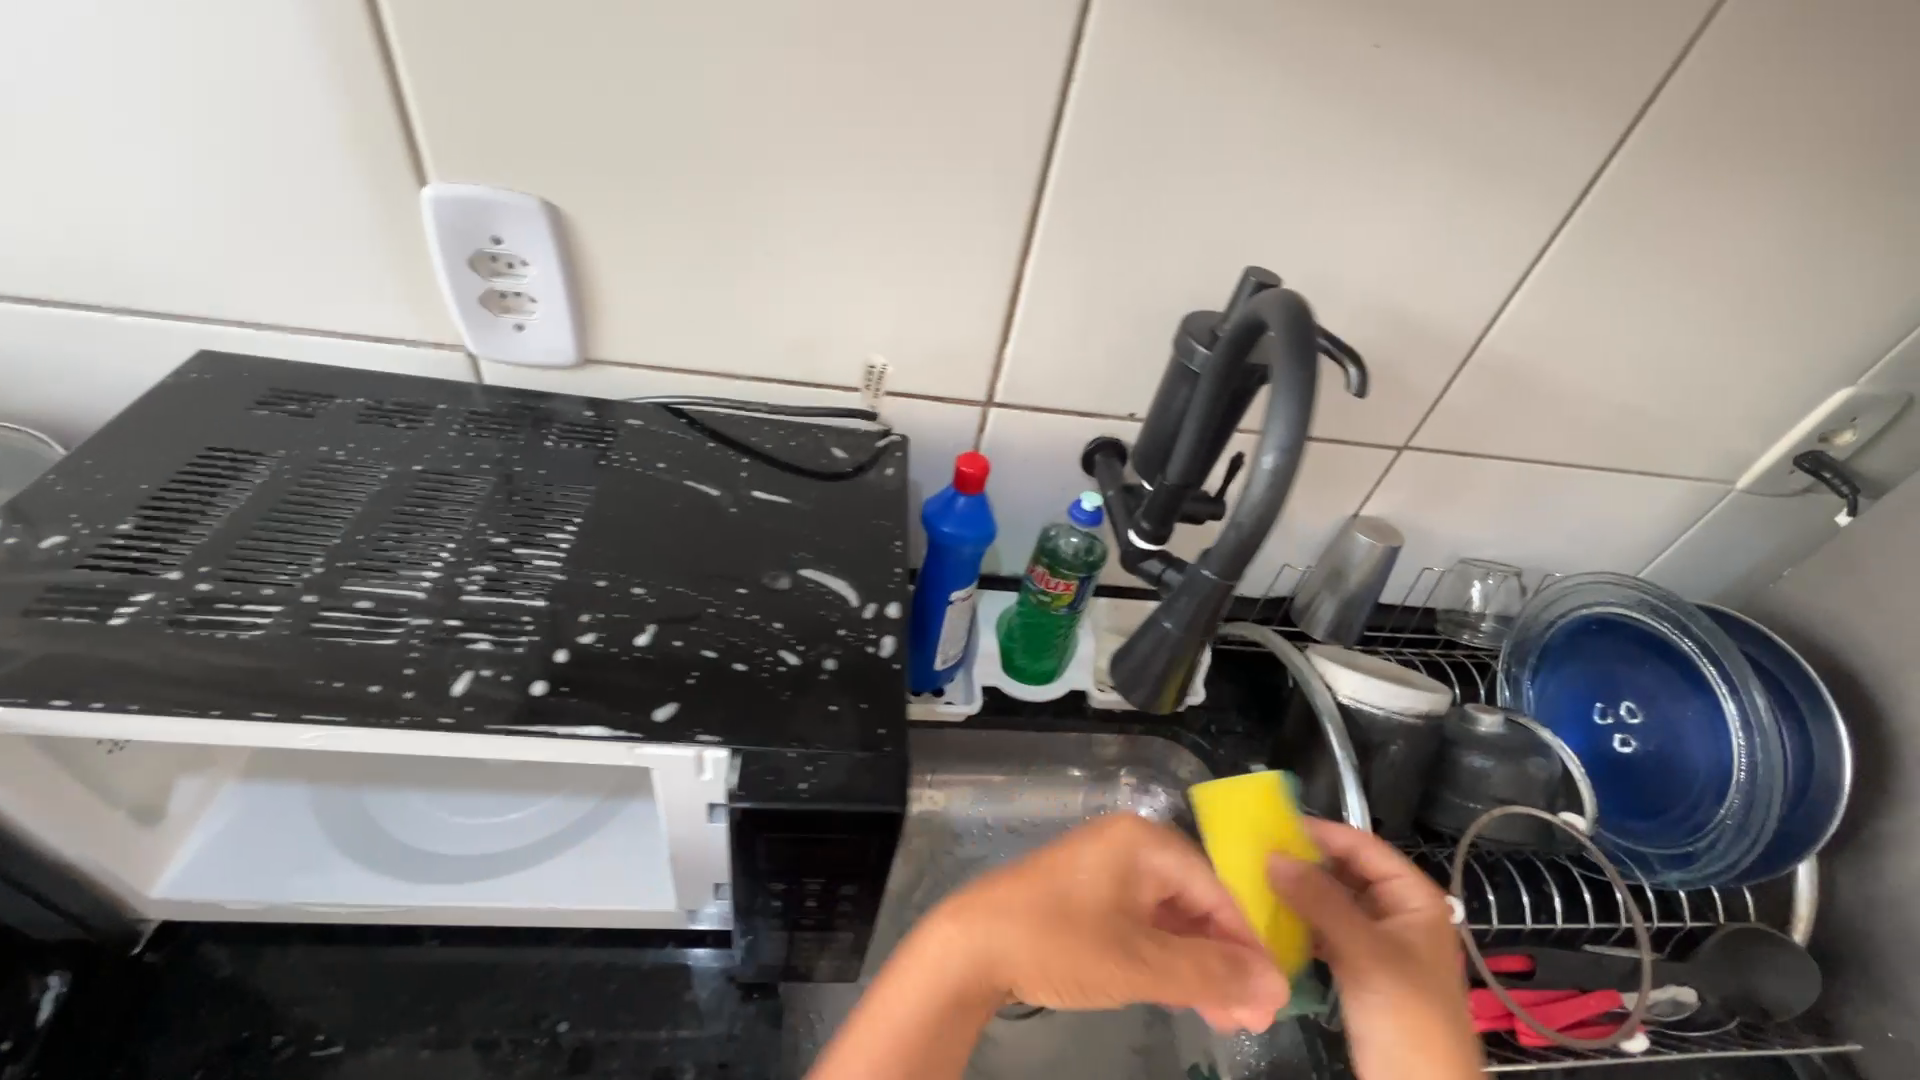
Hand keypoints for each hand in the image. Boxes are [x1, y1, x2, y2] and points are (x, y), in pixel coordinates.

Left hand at [928, 813, 1291, 1032]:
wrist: (971, 946)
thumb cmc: (1059, 942)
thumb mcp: (1140, 964)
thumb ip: (1210, 973)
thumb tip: (1276, 983)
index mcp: (1144, 842)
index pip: (1217, 889)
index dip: (1248, 944)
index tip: (1272, 996)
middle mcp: (1128, 848)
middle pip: (1195, 903)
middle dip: (1224, 961)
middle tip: (1251, 1016)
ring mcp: (1106, 872)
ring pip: (1169, 919)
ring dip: (1198, 967)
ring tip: (1225, 1019)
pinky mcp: (1088, 898)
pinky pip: (1141, 925)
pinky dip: (1165, 961)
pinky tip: (1186, 998)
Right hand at [1267, 819, 1481, 1079]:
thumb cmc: (1407, 1016)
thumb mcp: (1365, 953)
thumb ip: (1319, 900)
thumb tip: (1271, 854)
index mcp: (1414, 898)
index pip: (1362, 846)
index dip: (1320, 832)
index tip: (1270, 826)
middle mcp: (1396, 911)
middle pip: (1345, 871)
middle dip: (1303, 862)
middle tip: (1252, 853)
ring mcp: (1377, 940)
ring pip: (1331, 900)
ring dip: (1297, 891)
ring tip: (1251, 880)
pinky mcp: (1358, 966)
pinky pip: (1324, 929)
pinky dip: (1299, 921)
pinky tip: (1266, 918)